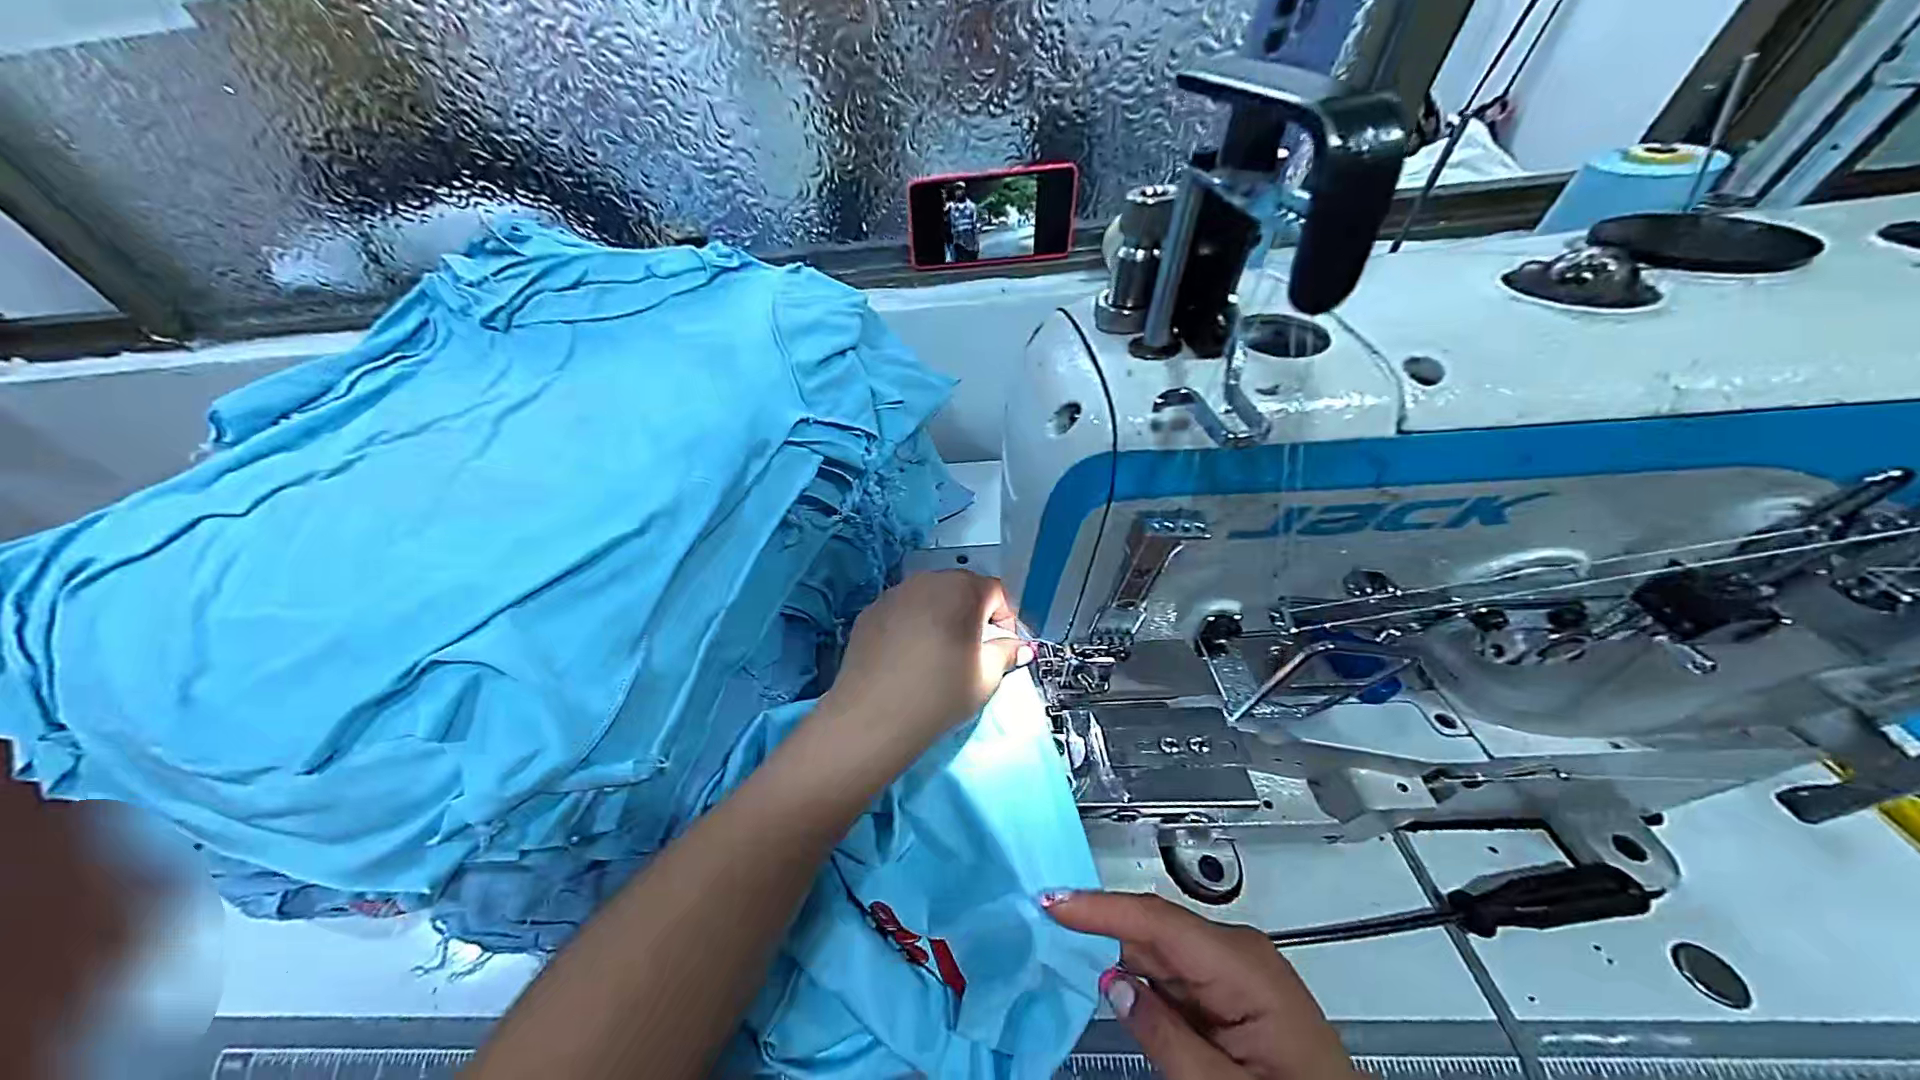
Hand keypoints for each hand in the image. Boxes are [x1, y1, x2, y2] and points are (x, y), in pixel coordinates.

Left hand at [820, 570, 1031, 756]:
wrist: (873, 716)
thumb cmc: (940, 693)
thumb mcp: (986, 677)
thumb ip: (1005, 653)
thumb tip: (1019, 646)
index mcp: (962, 590)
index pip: (995, 592)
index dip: (1005, 618)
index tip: (1001, 646)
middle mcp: (927, 581)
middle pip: (960, 588)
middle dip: (972, 612)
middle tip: (973, 649)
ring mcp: (893, 594)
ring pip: (928, 597)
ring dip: (940, 616)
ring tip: (938, 653)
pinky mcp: (869, 612)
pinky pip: (902, 610)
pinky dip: (912, 624)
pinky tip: (908, 657)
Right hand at [1045, 891, 1359, 1079]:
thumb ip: (1166, 1037)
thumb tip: (1112, 982)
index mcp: (1242, 965)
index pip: (1156, 920)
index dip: (1099, 907)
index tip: (1053, 901)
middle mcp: (1238, 952)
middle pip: (1154, 928)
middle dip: (1101, 927)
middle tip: (1045, 925)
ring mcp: (1234, 967)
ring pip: (1160, 949)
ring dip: (1117, 952)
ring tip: (1067, 948)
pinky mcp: (1229, 985)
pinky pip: (1173, 970)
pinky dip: (1140, 976)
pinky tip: (1114, 982)